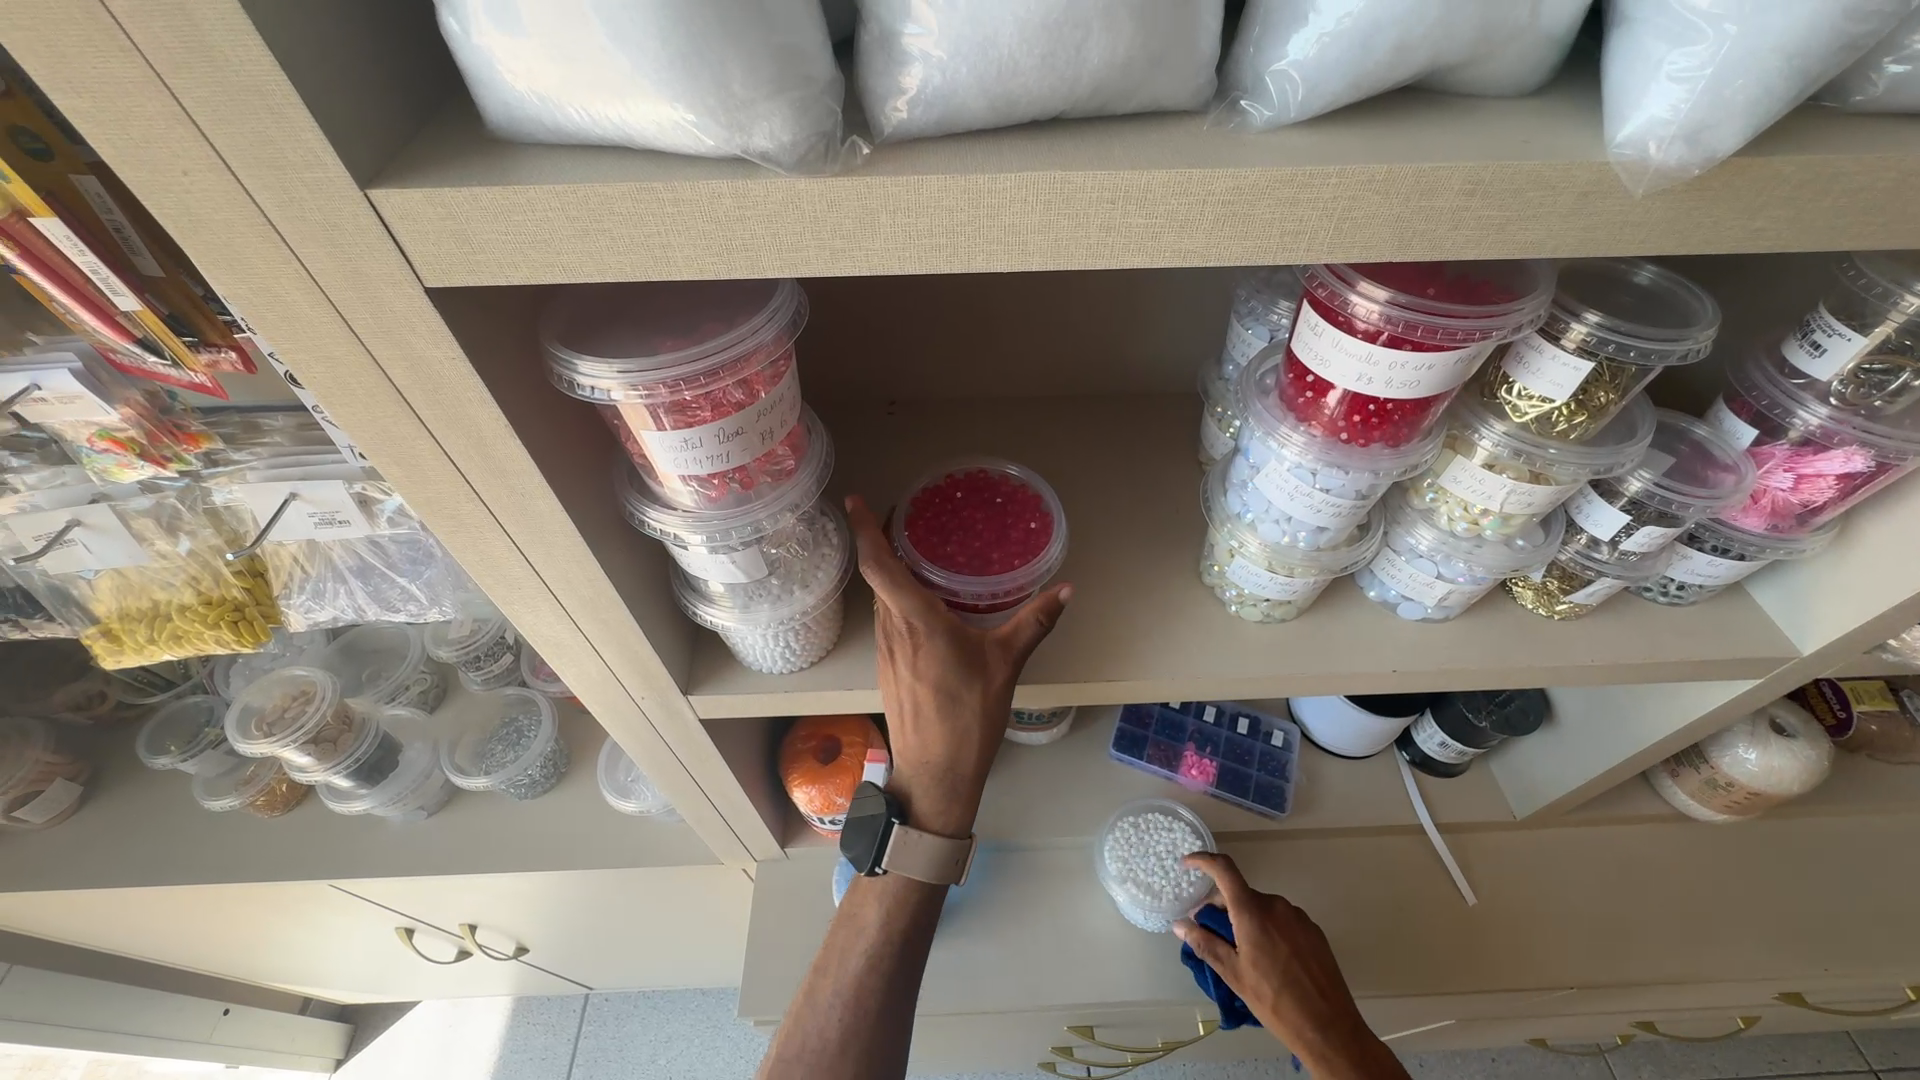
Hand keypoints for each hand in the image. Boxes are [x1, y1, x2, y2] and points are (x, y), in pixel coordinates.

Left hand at [844, 494, 1070, 837]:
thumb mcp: (1006, 665)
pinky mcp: (889, 668)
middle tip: (901, 515)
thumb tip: (1066, 589)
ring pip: (878, 598)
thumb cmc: (969, 717)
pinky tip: (916, 600)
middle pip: (875, 576)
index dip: (865, 530)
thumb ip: (1034, 622)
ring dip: (885, 571)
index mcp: (917, 621)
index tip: (855, 501)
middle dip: (879, 542)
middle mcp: (893, 630)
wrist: (935, 773)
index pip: (878, 565)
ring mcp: (886, 651)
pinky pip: (885, 619)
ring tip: (909, 549)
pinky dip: (892, 597)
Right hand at [1176, 853, 1408, 1079]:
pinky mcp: (1314, 931)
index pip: (1223, 869)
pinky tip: (1271, 960)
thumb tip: (1180, 924)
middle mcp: (1276, 905)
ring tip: (1245, 954)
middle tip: (1213, 935)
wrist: (1330, 1029)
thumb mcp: (1234, 975)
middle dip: (1222, 908)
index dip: (1202, 860)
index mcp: (1253, 912)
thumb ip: (1205, 944)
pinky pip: (1282, 920)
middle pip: (1241, 894)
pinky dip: (1268, 929)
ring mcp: (1298, 917)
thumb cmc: (1275, 1002)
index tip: (1187, 865)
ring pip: (1262, 908)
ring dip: (1246, 920)